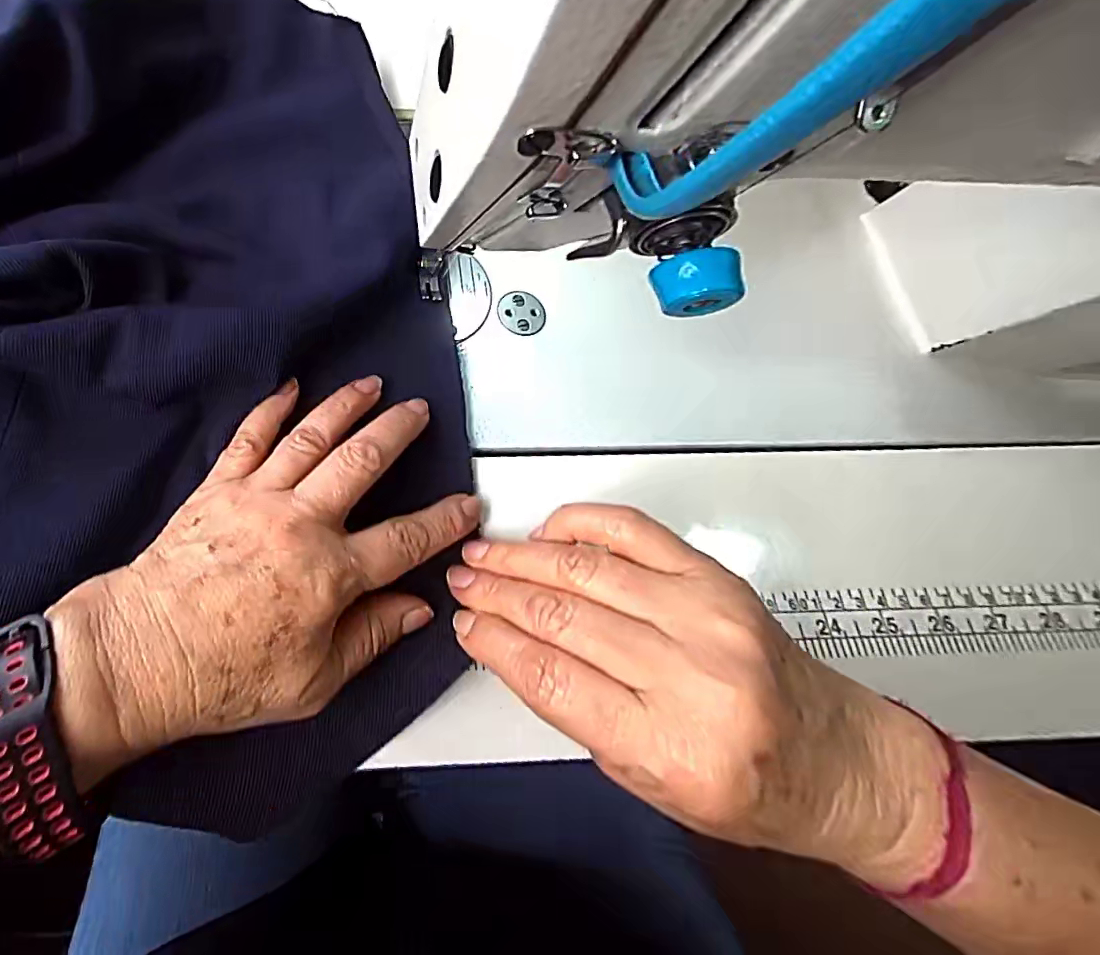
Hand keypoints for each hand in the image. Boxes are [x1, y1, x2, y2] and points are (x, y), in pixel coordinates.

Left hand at [48, 377, 476, 782]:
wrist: (148, 651)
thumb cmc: (222, 673)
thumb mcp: (314, 681)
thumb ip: (370, 638)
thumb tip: (413, 611)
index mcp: (331, 575)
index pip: (406, 539)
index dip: (443, 520)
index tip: (463, 506)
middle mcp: (298, 524)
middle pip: (363, 463)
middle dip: (397, 431)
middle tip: (417, 412)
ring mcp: (256, 499)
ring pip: (312, 438)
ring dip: (344, 406)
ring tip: (369, 386)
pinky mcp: (217, 489)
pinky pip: (249, 437)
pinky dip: (270, 409)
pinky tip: (288, 390)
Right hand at [447, 504, 949, 887]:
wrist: (842, 765)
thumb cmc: (745, 782)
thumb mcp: (637, 774)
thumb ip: (564, 704)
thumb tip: (500, 641)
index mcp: (674, 747)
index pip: (547, 675)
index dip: (491, 640)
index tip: (466, 624)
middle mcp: (698, 678)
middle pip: (558, 616)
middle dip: (493, 593)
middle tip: (463, 582)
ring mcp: (712, 620)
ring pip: (583, 570)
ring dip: (519, 558)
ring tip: (484, 556)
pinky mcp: (719, 582)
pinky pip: (632, 532)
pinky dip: (577, 523)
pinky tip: (546, 532)